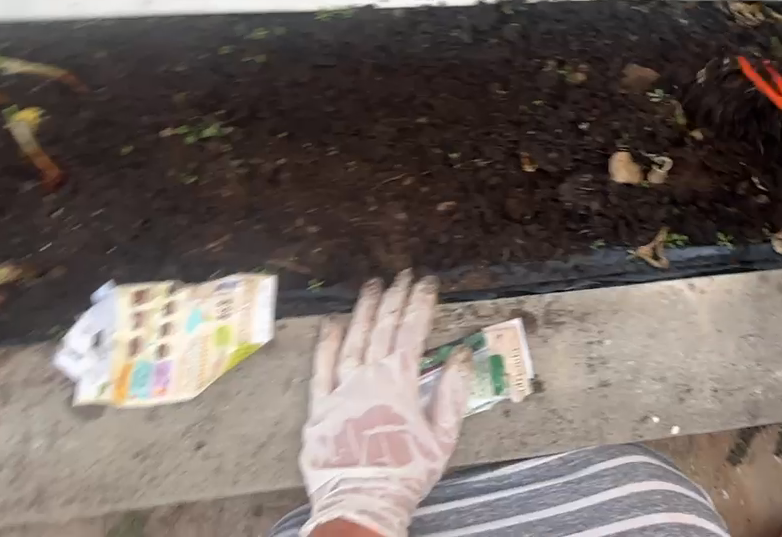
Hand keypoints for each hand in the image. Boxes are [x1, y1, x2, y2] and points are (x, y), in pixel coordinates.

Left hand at [300, 271, 472, 536]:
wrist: (362, 507)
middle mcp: (369, 377)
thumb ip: (452, 391)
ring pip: (353, 339)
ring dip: (364, 310)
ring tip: (372, 286)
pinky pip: (321, 369)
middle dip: (395, 297)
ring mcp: (341, 390)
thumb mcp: (442, 436)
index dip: (421, 302)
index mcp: (400, 381)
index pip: (412, 329)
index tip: (427, 281)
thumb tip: (463, 353)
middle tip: (402, 274)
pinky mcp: (319, 409)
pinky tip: (333, 323)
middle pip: (383, 327)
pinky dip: (327, 344)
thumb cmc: (406, 474)